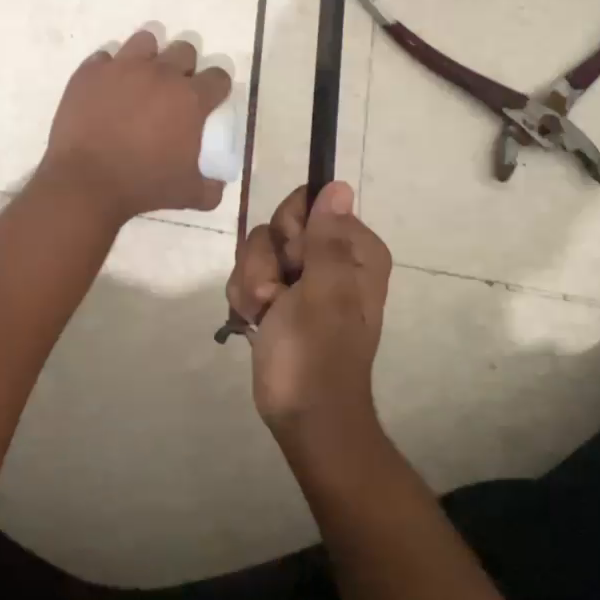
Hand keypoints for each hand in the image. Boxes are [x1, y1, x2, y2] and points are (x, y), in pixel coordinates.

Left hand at [38, 29, 231, 222]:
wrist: (86, 182)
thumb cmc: (142, 186)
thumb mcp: (189, 194)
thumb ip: (211, 187)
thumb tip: (217, 183)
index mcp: (191, 98)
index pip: (218, 76)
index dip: (216, 87)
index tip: (208, 100)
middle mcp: (160, 73)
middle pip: (184, 50)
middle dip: (184, 67)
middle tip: (172, 90)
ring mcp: (123, 67)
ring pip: (145, 42)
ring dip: (148, 57)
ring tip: (140, 78)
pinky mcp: (91, 71)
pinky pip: (104, 58)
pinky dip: (108, 70)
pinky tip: (106, 88)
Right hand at [226, 182, 391, 434]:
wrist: (303, 415)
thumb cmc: (317, 353)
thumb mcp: (324, 291)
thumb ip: (327, 237)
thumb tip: (338, 185)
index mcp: (354, 251)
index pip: (309, 203)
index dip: (290, 231)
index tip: (293, 263)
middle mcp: (331, 258)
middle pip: (278, 226)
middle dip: (264, 262)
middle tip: (277, 295)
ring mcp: (303, 279)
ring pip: (256, 251)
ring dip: (252, 283)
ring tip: (266, 315)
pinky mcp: (278, 298)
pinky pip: (247, 275)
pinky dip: (245, 299)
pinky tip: (256, 322)